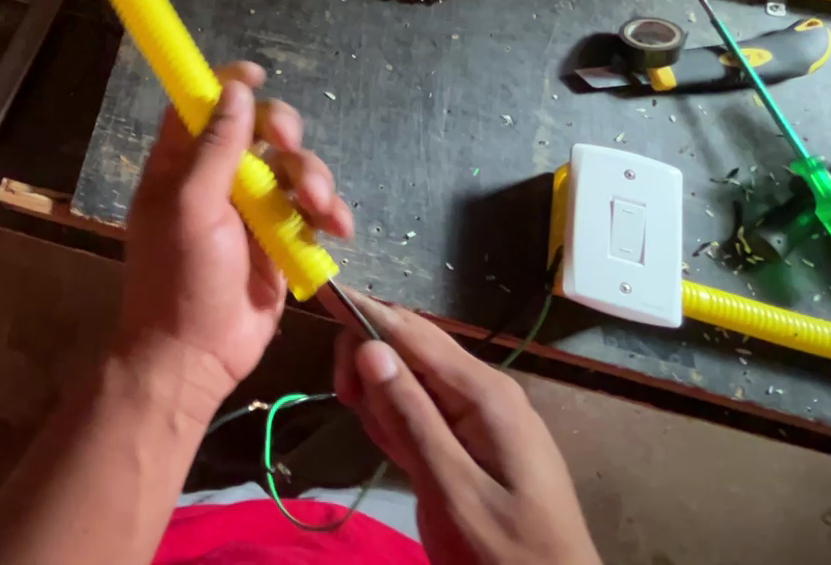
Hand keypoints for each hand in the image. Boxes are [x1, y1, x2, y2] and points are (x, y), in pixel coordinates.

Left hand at [115, 61, 352, 407]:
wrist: (197, 355)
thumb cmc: (180, 277)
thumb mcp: (190, 206)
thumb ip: (214, 147)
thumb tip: (235, 88)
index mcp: (182, 164)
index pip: (202, 105)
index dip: (227, 83)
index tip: (257, 73)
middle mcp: (218, 177)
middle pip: (260, 129)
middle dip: (283, 132)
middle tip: (288, 147)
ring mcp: (253, 208)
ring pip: (294, 168)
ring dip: (314, 178)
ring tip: (319, 207)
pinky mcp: (281, 238)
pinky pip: (313, 210)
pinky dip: (330, 213)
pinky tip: (338, 228)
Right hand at [335, 293, 598, 564]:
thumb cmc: (508, 557)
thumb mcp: (453, 492)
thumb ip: (411, 417)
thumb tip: (368, 346)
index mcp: (484, 394)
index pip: (412, 332)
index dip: (364, 310)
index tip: (322, 293)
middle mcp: (484, 390)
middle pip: (410, 344)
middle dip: (369, 361)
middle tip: (347, 403)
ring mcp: (481, 413)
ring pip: (411, 375)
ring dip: (384, 398)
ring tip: (386, 445)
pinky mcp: (474, 436)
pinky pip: (423, 406)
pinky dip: (399, 419)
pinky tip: (398, 450)